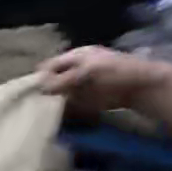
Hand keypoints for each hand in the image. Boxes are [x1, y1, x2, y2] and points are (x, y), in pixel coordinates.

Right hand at [37, 46, 171, 115]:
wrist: (141, 87)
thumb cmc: (116, 72)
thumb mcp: (88, 71)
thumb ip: (63, 79)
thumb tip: (40, 88)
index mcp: (75, 56)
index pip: (49, 65)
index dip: (39, 76)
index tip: (30, 91)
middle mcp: (73, 69)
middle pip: (50, 79)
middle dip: (42, 89)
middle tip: (33, 102)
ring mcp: (77, 84)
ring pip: (55, 92)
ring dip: (48, 100)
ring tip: (39, 110)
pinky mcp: (82, 99)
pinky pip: (64, 103)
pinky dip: (57, 108)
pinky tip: (52, 114)